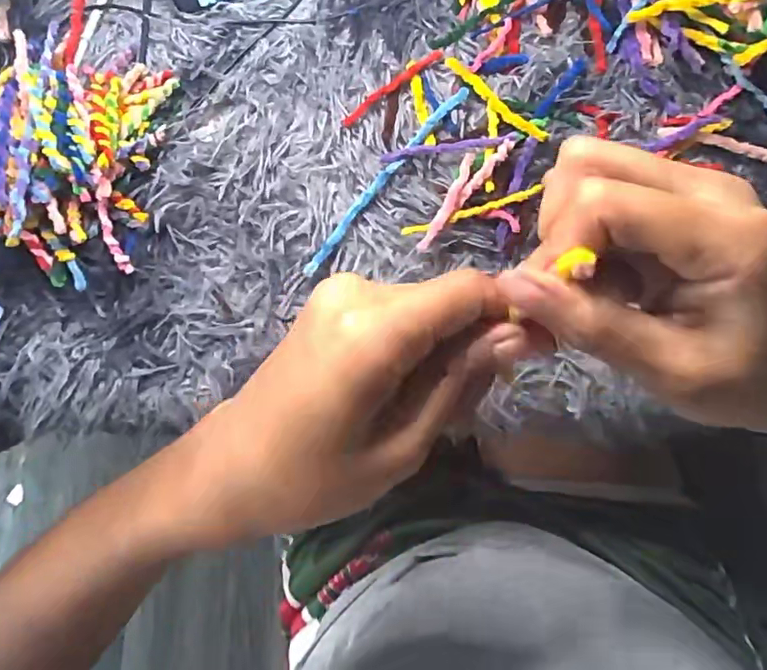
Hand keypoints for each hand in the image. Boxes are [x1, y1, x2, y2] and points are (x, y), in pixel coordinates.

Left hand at [162, 270, 529, 548]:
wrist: (230, 465)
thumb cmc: (312, 478)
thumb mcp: (400, 447)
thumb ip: (460, 382)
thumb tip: (519, 333)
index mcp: (372, 329)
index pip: (467, 288)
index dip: (509, 310)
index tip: (536, 349)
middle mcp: (357, 289)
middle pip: (447, 297)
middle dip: (476, 338)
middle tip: (472, 403)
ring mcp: (341, 287)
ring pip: (425, 303)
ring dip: (445, 344)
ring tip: (427, 405)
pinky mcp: (334, 296)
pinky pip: (398, 307)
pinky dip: (417, 339)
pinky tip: (402, 385)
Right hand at [495, 136, 766, 432]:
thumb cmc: (746, 384)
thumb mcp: (669, 373)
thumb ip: (590, 326)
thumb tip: (510, 285)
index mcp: (725, 232)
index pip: (603, 200)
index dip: (561, 246)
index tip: (558, 301)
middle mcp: (709, 185)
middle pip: (587, 163)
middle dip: (559, 226)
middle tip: (575, 286)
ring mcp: (695, 178)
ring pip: (587, 162)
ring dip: (569, 220)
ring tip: (596, 277)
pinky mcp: (679, 183)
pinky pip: (603, 177)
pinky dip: (585, 221)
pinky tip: (611, 266)